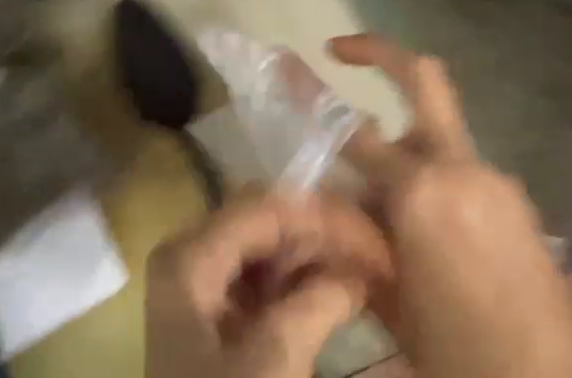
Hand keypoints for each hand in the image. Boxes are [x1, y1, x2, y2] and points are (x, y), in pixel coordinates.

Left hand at [144, 192, 391, 377]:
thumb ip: (318, 303)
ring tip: (372, 271)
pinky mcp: (220, 320)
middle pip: (266, 223)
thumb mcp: (273, 362)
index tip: (379, 240)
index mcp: (189, 257)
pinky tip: (344, 293)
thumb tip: (359, 272)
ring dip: (320, 258)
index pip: (264, 209)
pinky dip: (305, 286)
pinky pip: (267, 284)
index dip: (324, 219)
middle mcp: (192, 258)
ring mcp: (204, 289)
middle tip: (382, 255)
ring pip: (270, 251)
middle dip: (324, 235)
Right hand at [329, 34, 571, 377]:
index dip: (311, 95)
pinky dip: (431, 176)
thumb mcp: (387, 295)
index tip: (284, 63)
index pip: (353, 131)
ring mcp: (496, 179)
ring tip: (378, 193)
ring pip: (439, 132)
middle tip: (341, 50)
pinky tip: (421, 226)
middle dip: (379, 52)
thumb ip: (356, 232)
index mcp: (421, 192)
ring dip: (405, 141)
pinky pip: (460, 169)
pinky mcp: (516, 201)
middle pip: (424, 79)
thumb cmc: (455, 349)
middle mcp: (461, 168)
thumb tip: (332, 192)